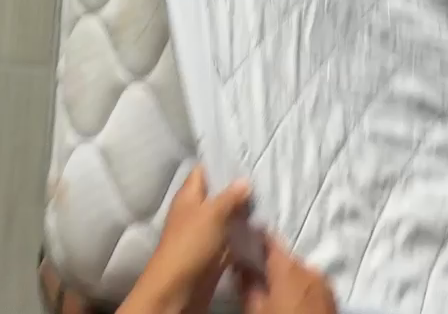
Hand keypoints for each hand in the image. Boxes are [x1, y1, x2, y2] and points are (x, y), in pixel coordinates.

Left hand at [120, 168, 252, 313]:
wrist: (179, 288)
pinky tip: (262, 230)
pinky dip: (243, 235)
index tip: (245, 158)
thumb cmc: (190, 243)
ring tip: (268, 202)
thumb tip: (245, 179)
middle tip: (264, 180)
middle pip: (217, 194)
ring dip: (243, 213)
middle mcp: (195, 210)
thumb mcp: (211, 214)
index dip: (222, 163)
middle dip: (238, 189)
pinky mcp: (213, 254)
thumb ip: (228, 196)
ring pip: (226, 217)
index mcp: (189, 194)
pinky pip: (230, 239)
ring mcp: (204, 233)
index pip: (204, 170)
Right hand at [237, 235, 335, 313]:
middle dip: (271, 268)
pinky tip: (293, 306)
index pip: (268, 239)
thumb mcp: (256, 311)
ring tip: (276, 298)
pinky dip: (301, 292)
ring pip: (299, 274)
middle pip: (284, 259)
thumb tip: (238, 261)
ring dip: (288, 282)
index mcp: (288, 265)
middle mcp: (309, 267)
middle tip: (256, 280)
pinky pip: (312, 288)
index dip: (254, 239)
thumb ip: (246, 282)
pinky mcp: (334, 301)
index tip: (241, 244)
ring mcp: (325, 284)